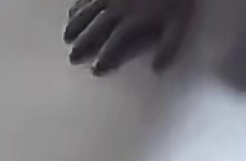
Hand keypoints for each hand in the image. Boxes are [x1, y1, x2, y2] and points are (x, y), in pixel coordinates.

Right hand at [63, 0, 193, 74]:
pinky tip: (72, 9)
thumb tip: (157, 69)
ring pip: (88, 11)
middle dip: (83, 44)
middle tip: (73, 58)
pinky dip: (80, 3)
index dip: (104, 59)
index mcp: (130, 22)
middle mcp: (116, 8)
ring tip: (66, 36)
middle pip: (95, 29)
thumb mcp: (179, 22)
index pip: (113, 46)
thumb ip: (168, 46)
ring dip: (76, 25)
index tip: (96, 70)